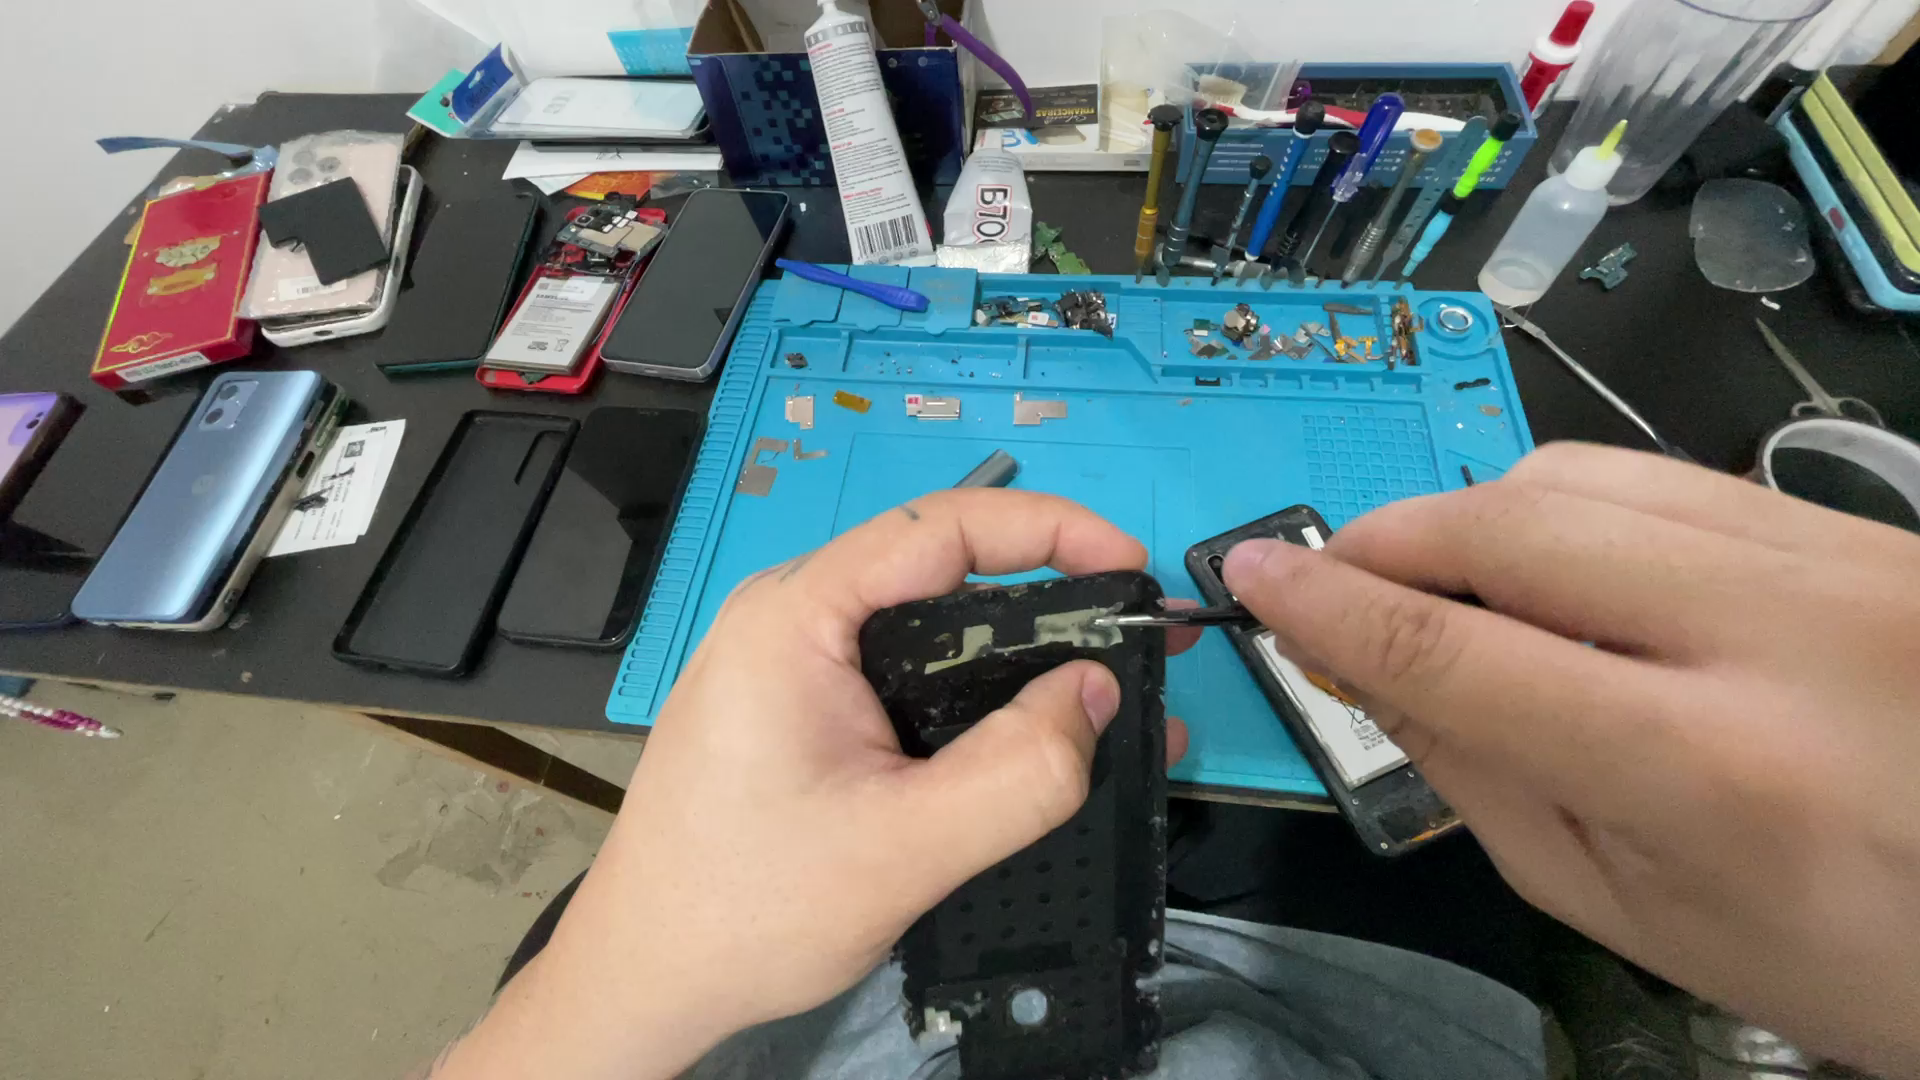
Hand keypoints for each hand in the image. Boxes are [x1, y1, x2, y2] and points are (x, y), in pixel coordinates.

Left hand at [435, 490, 1189, 1079]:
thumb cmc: (749, 910)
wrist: (641, 980)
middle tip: (1140, 641)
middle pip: (945, 576)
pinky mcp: (814, 704)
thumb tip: (1098, 687)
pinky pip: (915, 679)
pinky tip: (1038, 739)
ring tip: (1111, 700)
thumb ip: (1016, 772)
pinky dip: (984, 701)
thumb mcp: (901, 849)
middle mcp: (800, 614)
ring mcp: (804, 660)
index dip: (1048, 528)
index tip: (1128, 565)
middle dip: (1053, 601)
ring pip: (937, 632)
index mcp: (800, 614)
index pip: (941, 529)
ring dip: (1026, 660)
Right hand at [1222, 442, 1919, 1076]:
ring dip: (1455, 525)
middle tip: (1335, 584)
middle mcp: (1791, 633)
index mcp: (1715, 773)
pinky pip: (1632, 471)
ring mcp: (1841, 554)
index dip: (1325, 605)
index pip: (1452, 651)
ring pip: (1559, 477)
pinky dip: (1537, 509)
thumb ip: (1459, 764)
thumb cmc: (1826, 944)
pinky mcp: (1850, 519)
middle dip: (1380, 544)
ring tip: (1446, 588)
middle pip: (1501, 530)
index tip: (1250, 571)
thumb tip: (1347, 658)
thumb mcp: (1603, 891)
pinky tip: (1542, 569)